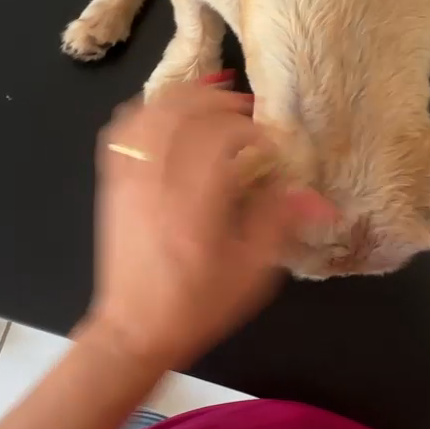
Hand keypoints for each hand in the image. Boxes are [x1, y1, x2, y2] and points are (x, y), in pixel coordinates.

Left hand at [79, 81, 327, 370]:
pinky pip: (121, 131)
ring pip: (149, 113)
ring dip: (182, 99)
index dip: (251, 129)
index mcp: (196, 205)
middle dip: (218, 101)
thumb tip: (317, 197)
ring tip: (209, 105)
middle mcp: (158, 183)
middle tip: (244, 112)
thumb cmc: (196, 307)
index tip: (269, 145)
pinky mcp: (111, 186)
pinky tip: (165, 117)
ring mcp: (129, 181)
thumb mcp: (251, 275)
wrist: (134, 329)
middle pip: (182, 111)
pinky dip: (144, 112)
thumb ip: (279, 226)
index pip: (221, 136)